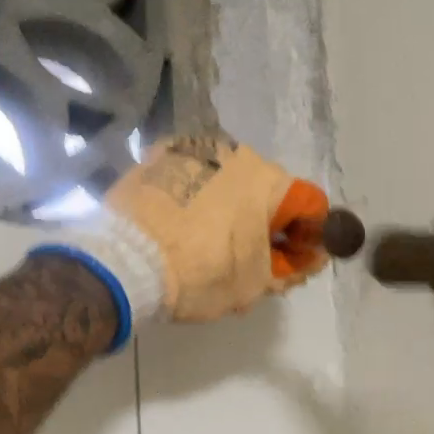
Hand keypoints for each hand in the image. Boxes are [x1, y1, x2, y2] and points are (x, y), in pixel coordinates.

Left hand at [106, 136, 329, 320]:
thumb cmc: (201, 273)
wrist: (126, 262)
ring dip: (221, 207)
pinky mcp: (150, 159)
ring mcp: (186, 150)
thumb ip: (289, 267)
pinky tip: (174, 227)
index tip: (291, 263)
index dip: (307, 237)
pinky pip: (182, 179)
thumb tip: (307, 258)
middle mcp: (230, 150)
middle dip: (260, 221)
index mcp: (266, 176)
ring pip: (220, 181)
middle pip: (261, 190)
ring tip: (201, 243)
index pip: (308, 204)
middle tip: (244, 259)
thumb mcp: (255, 284)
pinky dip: (186, 198)